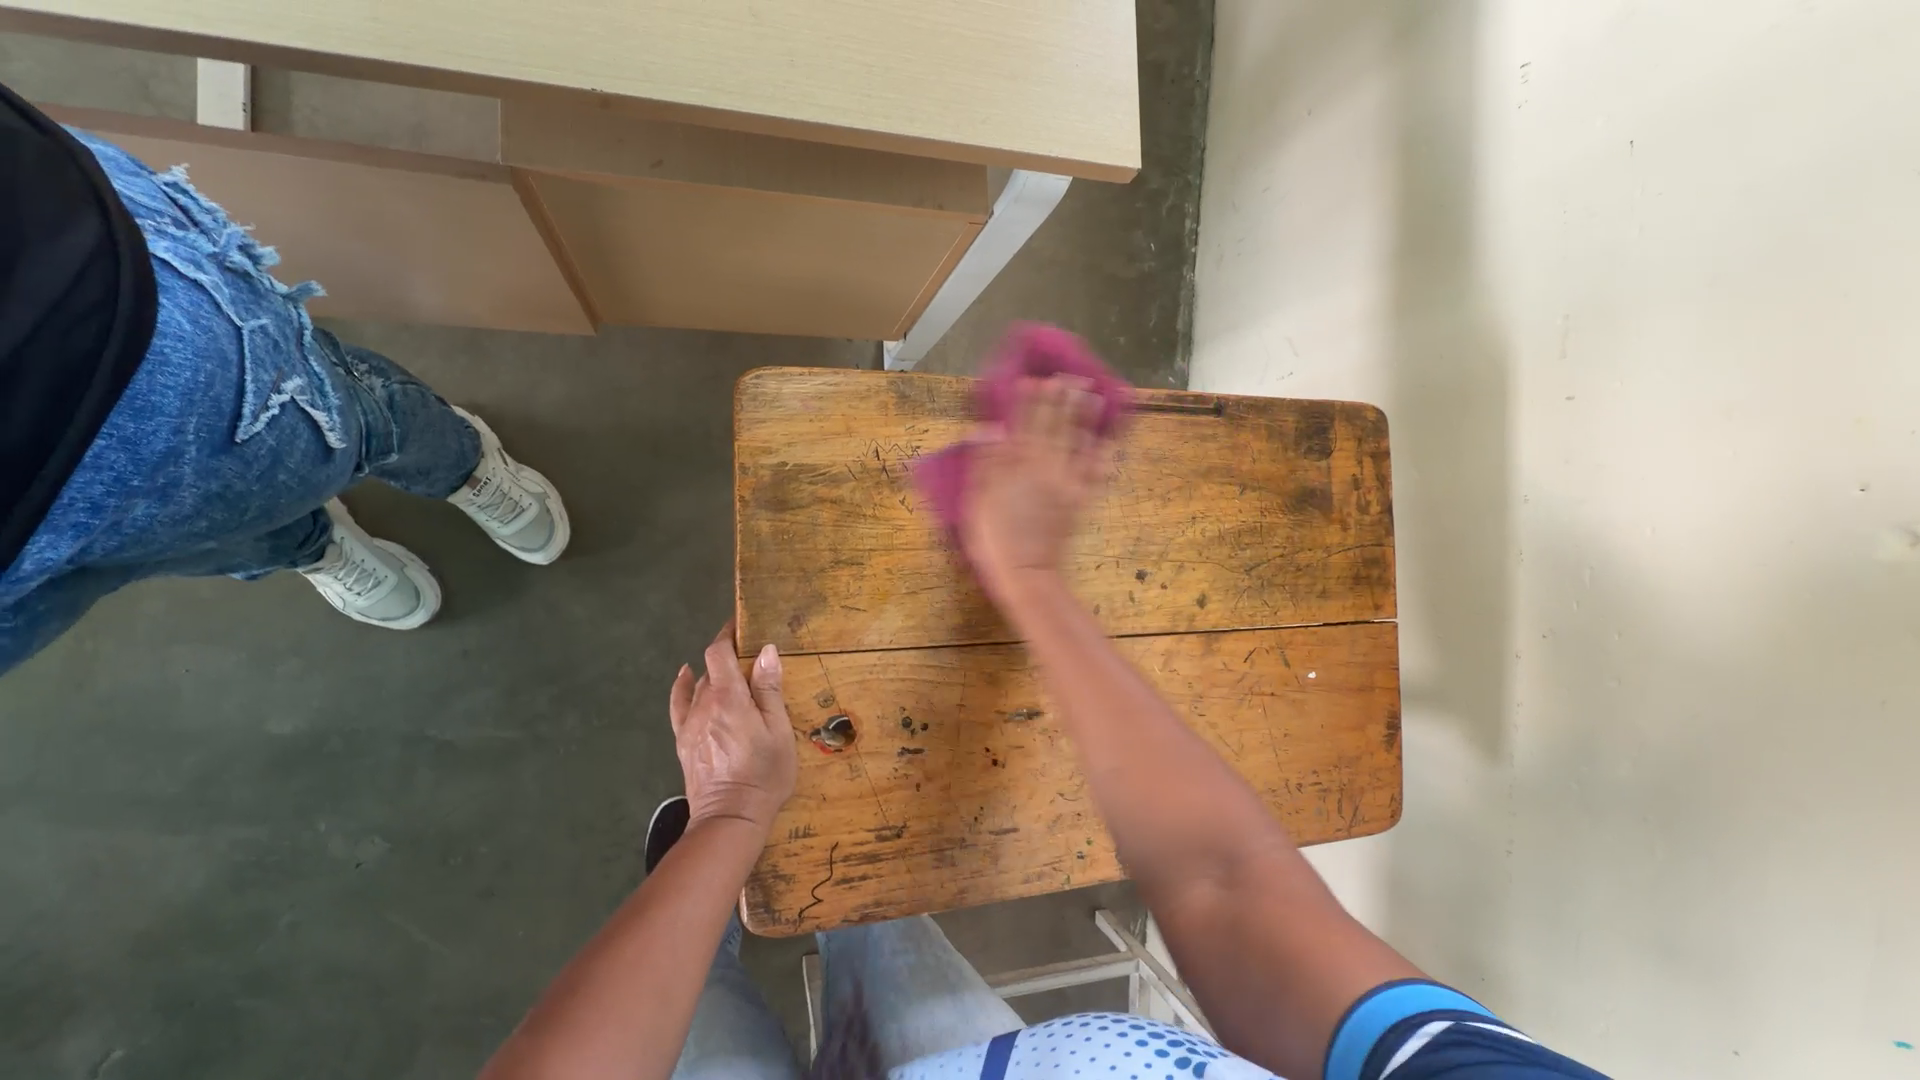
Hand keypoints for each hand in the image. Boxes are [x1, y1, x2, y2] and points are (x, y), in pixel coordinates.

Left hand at [668, 623, 797, 831]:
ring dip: (713, 676)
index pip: (719, 652)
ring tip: (732, 675)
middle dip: (728, 658)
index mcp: (729, 697)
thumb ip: (769, 690)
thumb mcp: (779, 731)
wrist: (730, 817)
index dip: (727, 634)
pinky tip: (686, 677)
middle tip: (751, 660)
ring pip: (697, 686)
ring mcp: (689, 723)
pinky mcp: (683, 741)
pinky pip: (679, 704)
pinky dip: (682, 687)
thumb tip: (765, 651)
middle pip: (710, 668)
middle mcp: (703, 704)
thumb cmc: (764, 774)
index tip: (740, 626)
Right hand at [961, 376, 1111, 599]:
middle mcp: (1043, 466)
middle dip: (1059, 400)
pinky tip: (1109, 442)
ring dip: (1083, 417)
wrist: (1025, 572)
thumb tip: (990, 428)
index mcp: (1015, 464)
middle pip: (1053, 426)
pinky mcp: (1080, 500)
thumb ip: (985, 462)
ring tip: (1090, 395)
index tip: (1033, 381)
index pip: (1022, 424)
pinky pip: (1095, 472)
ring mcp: (1066, 482)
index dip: (1028, 401)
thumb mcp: (976, 500)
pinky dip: (1103, 455)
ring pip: (1076, 441)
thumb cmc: (993, 538)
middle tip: (1067, 378)